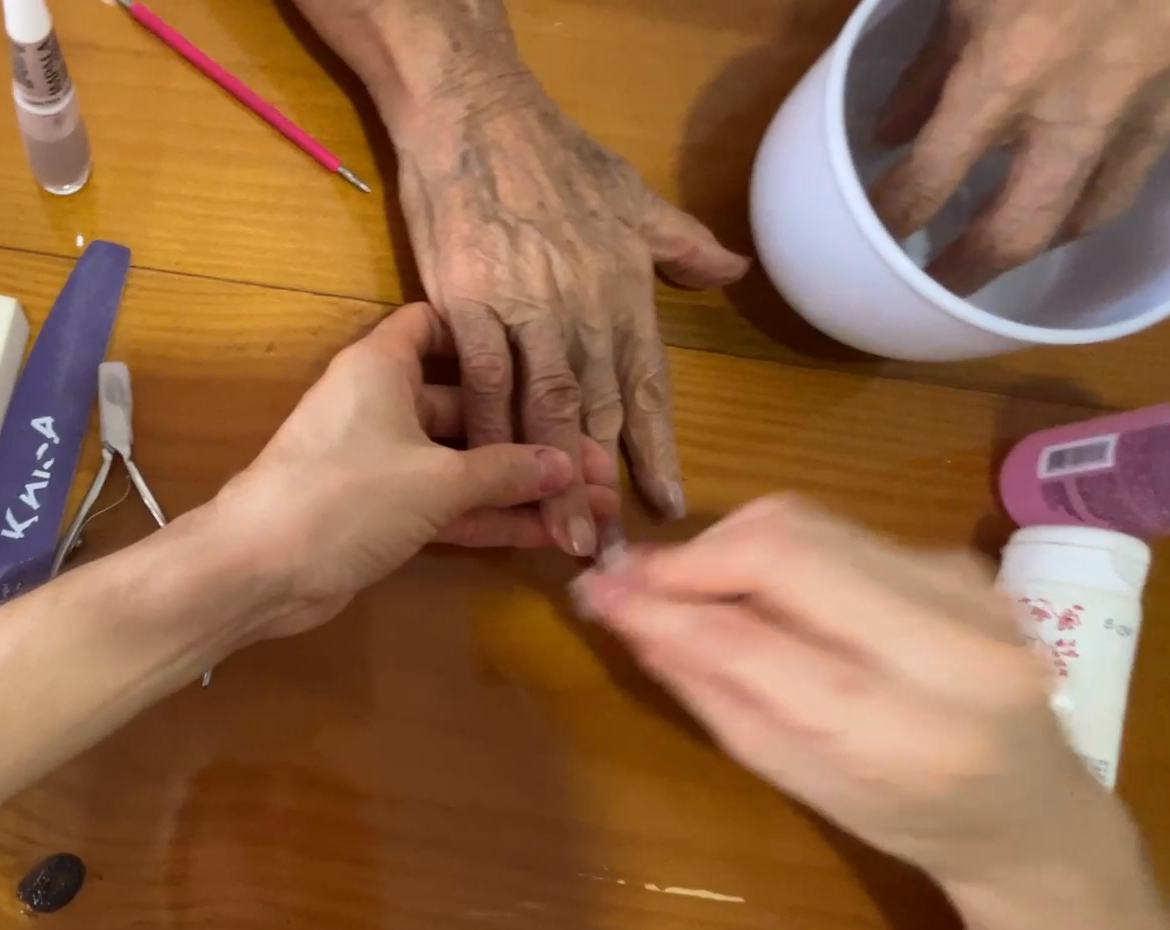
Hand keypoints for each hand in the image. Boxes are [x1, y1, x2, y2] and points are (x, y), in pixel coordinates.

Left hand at [212, 303, 619, 639]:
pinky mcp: (378, 511)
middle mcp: (380, 405)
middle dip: (529, 435)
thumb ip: (504, 470)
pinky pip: (442, 504)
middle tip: (598, 463)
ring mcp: (379, 462)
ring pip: (459, 463)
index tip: (544, 354)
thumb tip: (566, 466)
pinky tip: (547, 532)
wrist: (261, 569)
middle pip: (464, 405)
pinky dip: (485, 516)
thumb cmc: (345, 496)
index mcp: (380, 367)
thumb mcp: (435, 479)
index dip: (486, 335)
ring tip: (593, 503)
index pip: (435, 326)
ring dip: (518, 485)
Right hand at [391, 74, 749, 556]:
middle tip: (604, 542)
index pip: (647, 380)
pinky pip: (483, 376)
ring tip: (556, 531)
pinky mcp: (467, 303)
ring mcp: (523, 306)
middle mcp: (582, 304)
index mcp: (621, 285)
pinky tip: (491, 472)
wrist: (472, 118)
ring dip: (551, 472)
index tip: (662, 498)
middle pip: (599, 406)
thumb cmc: (546, 159)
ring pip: (546, 402)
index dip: (655, 443)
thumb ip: (678, 242)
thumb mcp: (628, 194)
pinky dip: (490, 427)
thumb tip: (730, 269)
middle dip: (603, 479)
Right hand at [576, 495, 1108, 888]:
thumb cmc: (889, 811)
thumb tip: (619, 610)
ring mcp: (967, 593)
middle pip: (781, 552)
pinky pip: (827, 527)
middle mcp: (950, 648)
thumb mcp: (775, 766)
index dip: (656, 608)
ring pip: (799, 522)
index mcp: (900, 730)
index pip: (747, 643)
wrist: (1030, 810)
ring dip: (715, 545)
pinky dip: (760, 545)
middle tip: (627, 574)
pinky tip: (744, 583)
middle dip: (684, 558)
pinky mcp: (959, 563)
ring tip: (681, 581)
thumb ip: (698, 681)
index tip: (590, 590)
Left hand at [873, 0, 1169, 294]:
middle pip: (1024, 227)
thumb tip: (887, 136)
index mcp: (1009, 74)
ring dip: (1044, 237)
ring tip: (1000, 252)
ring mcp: (1161, 91)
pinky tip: (1073, 194)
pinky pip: (1151, 157)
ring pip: (1101, 203)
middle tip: (934, 286)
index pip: (923, 187)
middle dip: (971, 268)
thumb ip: (926, 71)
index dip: (888, 220)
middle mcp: (1088, 98)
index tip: (866, 234)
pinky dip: (1105, 188)